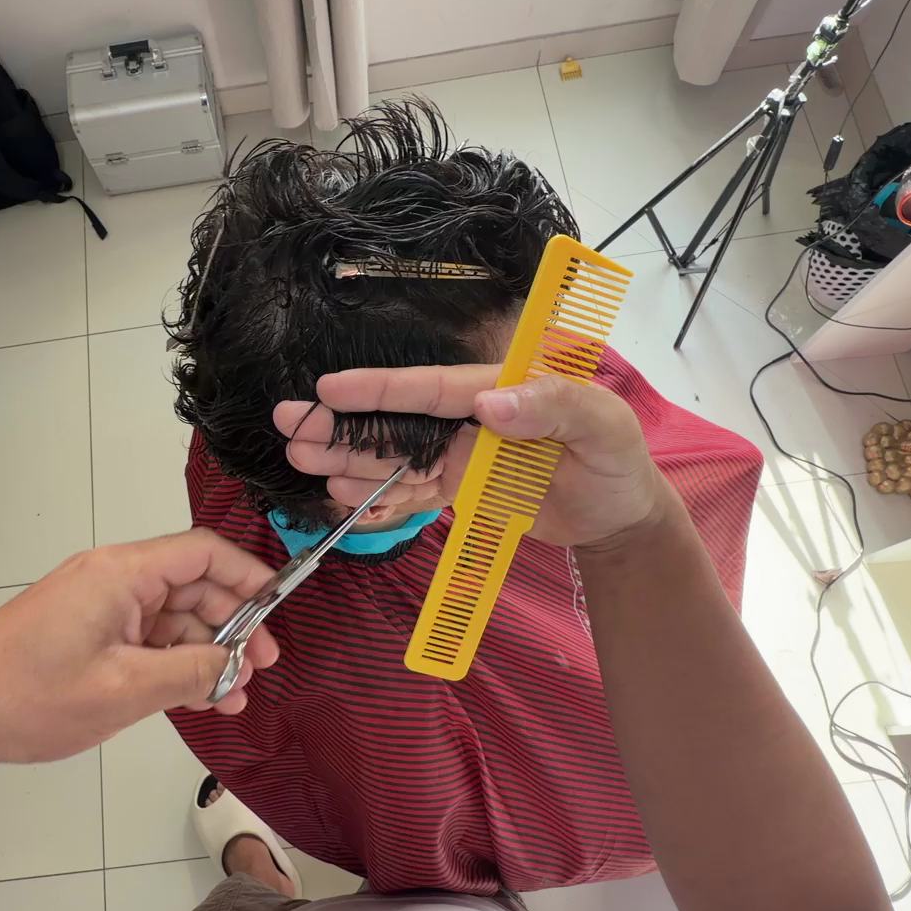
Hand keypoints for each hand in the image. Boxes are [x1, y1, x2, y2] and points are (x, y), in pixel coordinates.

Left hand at [0, 529, 279, 765]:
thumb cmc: (29, 699)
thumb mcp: (122, 690)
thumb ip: (189, 672)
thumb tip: (233, 663)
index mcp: (119, 574)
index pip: (201, 552)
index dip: (247, 574)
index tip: (278, 606)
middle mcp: (112, 580)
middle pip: (191, 586)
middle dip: (231, 625)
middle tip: (259, 668)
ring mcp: (99, 607)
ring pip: (172, 618)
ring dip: (205, 653)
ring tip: (232, 695)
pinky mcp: (89, 633)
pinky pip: (147, 639)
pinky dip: (174, 663)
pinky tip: (198, 696)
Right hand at [272, 363, 675, 547]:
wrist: (617, 522)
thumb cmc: (617, 468)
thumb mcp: (605, 430)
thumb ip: (555, 408)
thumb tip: (489, 405)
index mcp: (502, 391)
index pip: (433, 388)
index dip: (380, 389)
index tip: (330, 389)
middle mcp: (471, 420)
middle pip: (398, 420)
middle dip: (344, 424)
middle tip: (292, 428)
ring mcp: (461, 456)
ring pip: (394, 456)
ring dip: (348, 459)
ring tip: (303, 459)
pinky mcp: (458, 489)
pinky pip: (411, 490)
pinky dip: (378, 495)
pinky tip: (344, 494)